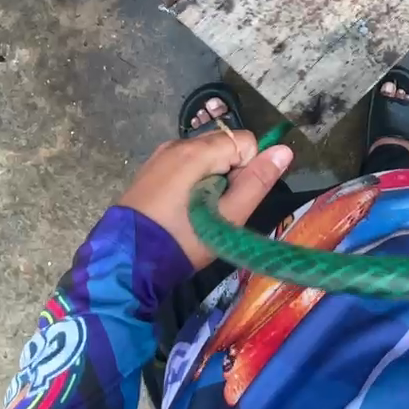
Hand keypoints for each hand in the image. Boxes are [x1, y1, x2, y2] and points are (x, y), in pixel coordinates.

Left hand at [118, 129, 293, 268]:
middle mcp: (177, 144)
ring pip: (207, 155)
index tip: (233, 200)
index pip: (246, 142)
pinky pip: (186, 164)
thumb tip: (285, 149)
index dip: (248, 170)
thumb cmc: (182, 240)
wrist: (123, 266)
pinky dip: (194, 180)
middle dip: (231, 172)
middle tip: (217, 208)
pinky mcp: (150, 170)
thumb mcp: (228, 216)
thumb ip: (258, 181)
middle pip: (225, 145)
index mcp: (196, 151)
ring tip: (199, 211)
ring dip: (213, 177)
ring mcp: (160, 156)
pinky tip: (183, 208)